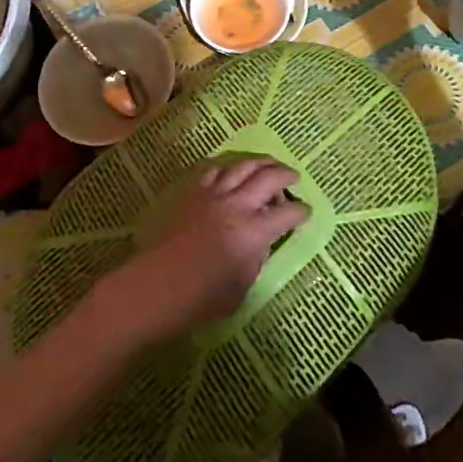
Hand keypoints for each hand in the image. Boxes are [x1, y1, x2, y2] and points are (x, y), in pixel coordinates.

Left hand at [97, 157, 310, 343]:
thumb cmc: (202, 298)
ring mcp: (213, 194)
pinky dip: (229, 168)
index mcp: (254, 231)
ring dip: (260, 163)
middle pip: (268, 178)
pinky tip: (232, 172)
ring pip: (242, 166)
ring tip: (269, 164)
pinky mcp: (192, 192)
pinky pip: (215, 170)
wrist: (157, 286)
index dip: (301, 211)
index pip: (287, 213)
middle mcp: (237, 205)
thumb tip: (260, 242)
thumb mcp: (242, 286)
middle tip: (295, 176)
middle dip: (286, 175)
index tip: (306, 211)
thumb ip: (256, 258)